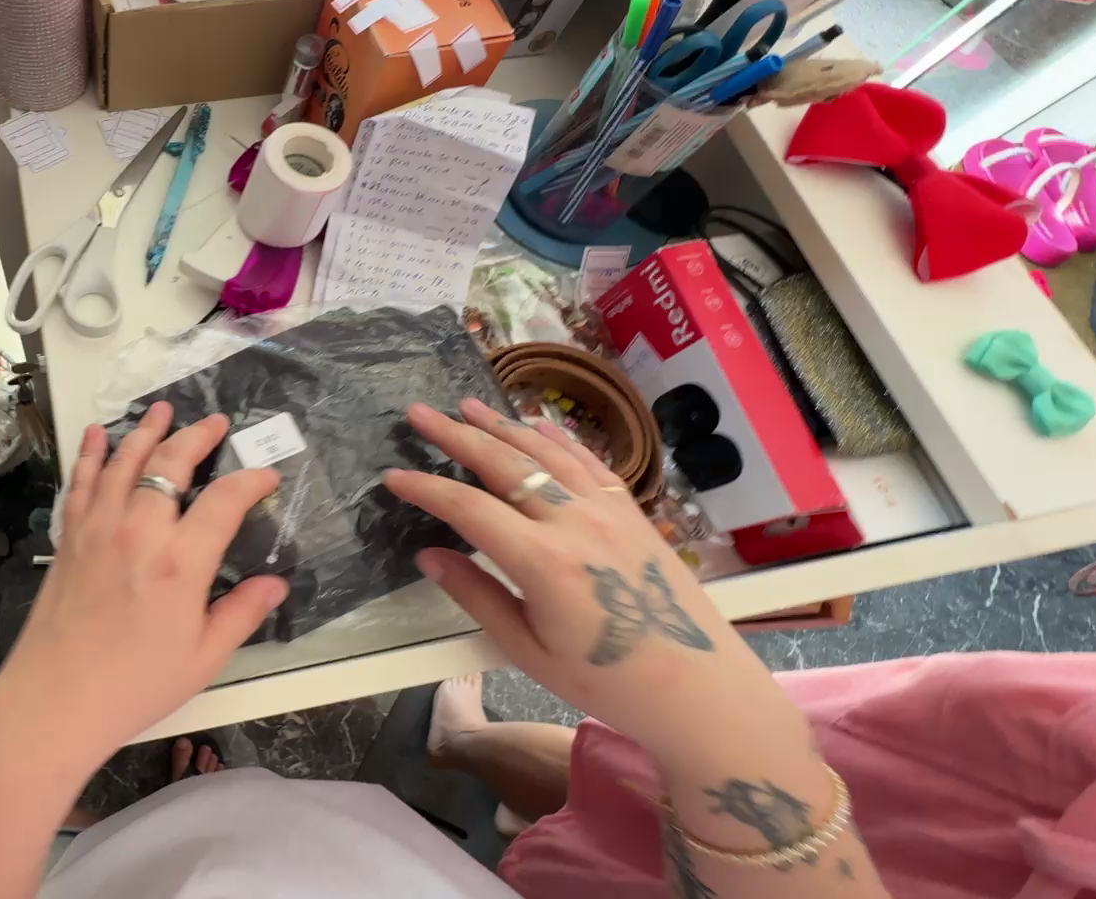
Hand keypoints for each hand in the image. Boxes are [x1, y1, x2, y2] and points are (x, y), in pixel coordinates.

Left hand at [0, 402, 287, 770]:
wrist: (55, 700)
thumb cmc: (135, 685)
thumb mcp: (203, 658)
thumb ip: (242, 613)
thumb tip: (276, 582)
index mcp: (180, 562)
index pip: (225, 500)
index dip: (252, 480)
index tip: (268, 475)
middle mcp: (139, 530)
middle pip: (171, 463)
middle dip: (198, 436)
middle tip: (217, 422)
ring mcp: (99, 527)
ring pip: (125, 461)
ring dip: (147, 431)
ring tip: (164, 409)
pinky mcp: (71, 535)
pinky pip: (83, 481)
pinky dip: (92, 453)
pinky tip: (98, 434)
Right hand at [383, 400, 807, 768]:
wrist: (701, 691)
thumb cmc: (605, 680)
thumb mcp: (527, 650)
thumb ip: (475, 595)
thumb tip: (427, 556)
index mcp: (542, 562)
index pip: (468, 508)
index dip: (425, 489)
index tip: (393, 476)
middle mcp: (573, 522)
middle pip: (502, 464)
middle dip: (454, 434)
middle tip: (418, 413)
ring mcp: (607, 511)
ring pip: (543, 452)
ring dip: (500, 424)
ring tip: (466, 404)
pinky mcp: (631, 512)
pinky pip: (587, 461)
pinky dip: (556, 438)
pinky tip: (534, 423)